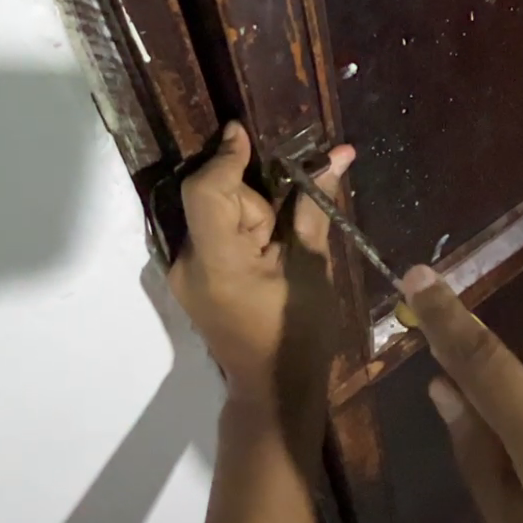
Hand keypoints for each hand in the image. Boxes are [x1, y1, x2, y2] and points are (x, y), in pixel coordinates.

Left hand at [169, 121, 355, 408]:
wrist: (274, 391)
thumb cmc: (300, 333)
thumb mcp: (313, 267)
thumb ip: (314, 206)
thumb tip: (338, 154)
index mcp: (217, 262)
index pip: (207, 190)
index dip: (226, 157)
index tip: (244, 130)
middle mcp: (188, 263)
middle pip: (213, 198)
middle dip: (251, 195)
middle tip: (285, 219)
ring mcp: (185, 273)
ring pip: (214, 213)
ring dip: (246, 211)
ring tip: (279, 243)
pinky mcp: (192, 278)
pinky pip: (212, 232)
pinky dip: (237, 224)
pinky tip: (265, 242)